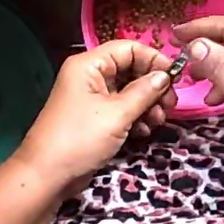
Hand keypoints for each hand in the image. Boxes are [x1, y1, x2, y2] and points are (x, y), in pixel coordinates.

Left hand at [11, 40, 177, 193]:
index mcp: (88, 65)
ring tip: (157, 122)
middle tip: (170, 106)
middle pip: (130, 70)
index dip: (153, 60)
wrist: (47, 175)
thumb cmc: (79, 138)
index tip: (175, 78)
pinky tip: (144, 132)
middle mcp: (89, 77)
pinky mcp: (94, 119)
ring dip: (147, 105)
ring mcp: (90, 98)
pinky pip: (120, 110)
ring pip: (128, 92)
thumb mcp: (117, 114)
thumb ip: (144, 92)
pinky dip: (135, 118)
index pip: (128, 48)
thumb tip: (165, 76)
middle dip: (152, 87)